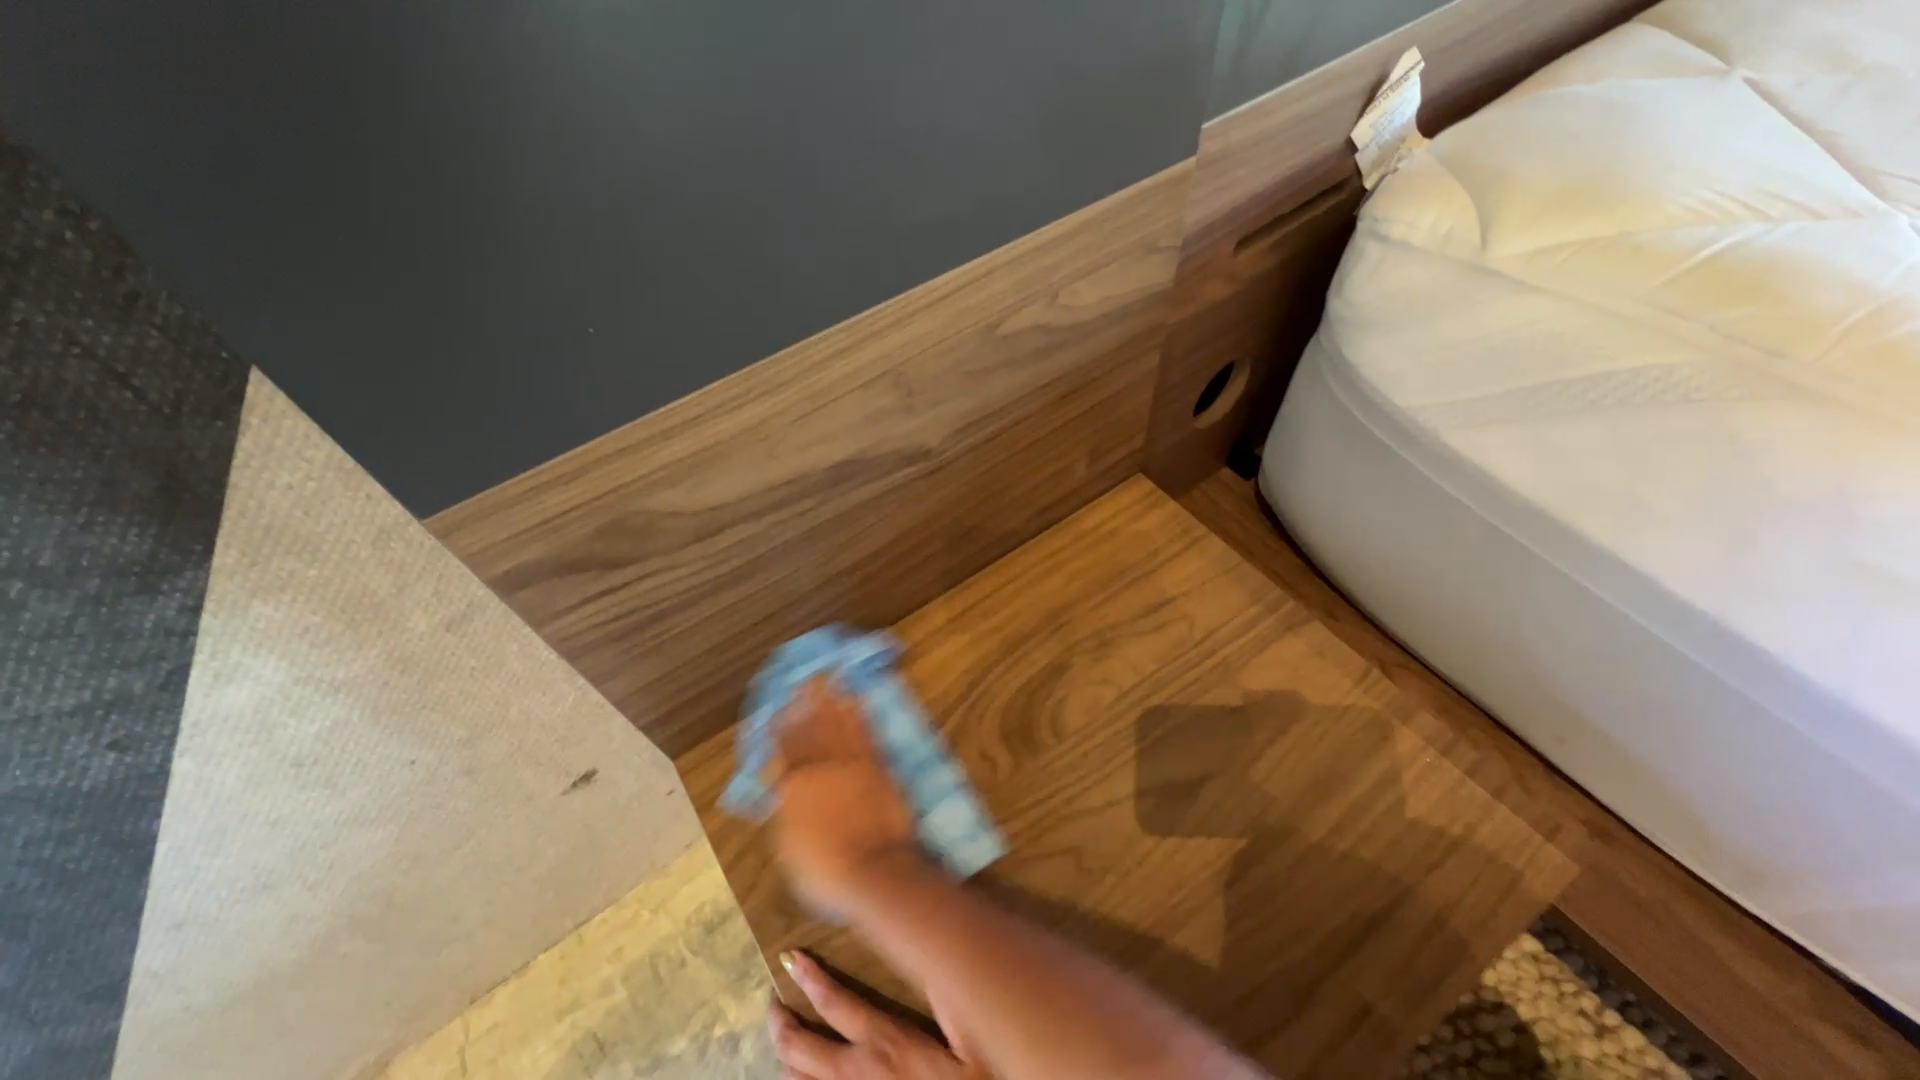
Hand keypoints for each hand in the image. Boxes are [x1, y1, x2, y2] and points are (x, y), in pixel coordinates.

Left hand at [768, 950, 988, 1078]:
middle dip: (779, 1022)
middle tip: (774, 1005)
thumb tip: (933, 950)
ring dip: (787, 1060)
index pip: (834, 1002)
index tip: (791, 957)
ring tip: (786, 1043)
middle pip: (797, 1047)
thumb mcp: (973, 1037)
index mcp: (885, 1043)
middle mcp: (855, 1076)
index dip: (809, 976)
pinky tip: (805, 1077)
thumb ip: (949, 995)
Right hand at [773, 679, 920, 913]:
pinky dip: (860, 715)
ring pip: (838, 726)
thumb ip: (787, 812)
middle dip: (805, 705)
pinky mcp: (879, 769)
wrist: (875, 870)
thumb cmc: (826, 869)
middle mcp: (821, 769)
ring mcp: (853, 766)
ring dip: (831, 702)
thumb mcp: (791, 845)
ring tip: (826, 680)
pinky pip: (867, 734)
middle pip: (811, 731)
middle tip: (801, 681)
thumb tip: (783, 792)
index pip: (784, 751)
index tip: (776, 709)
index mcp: (794, 788)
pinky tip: (858, 701)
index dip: (780, 729)